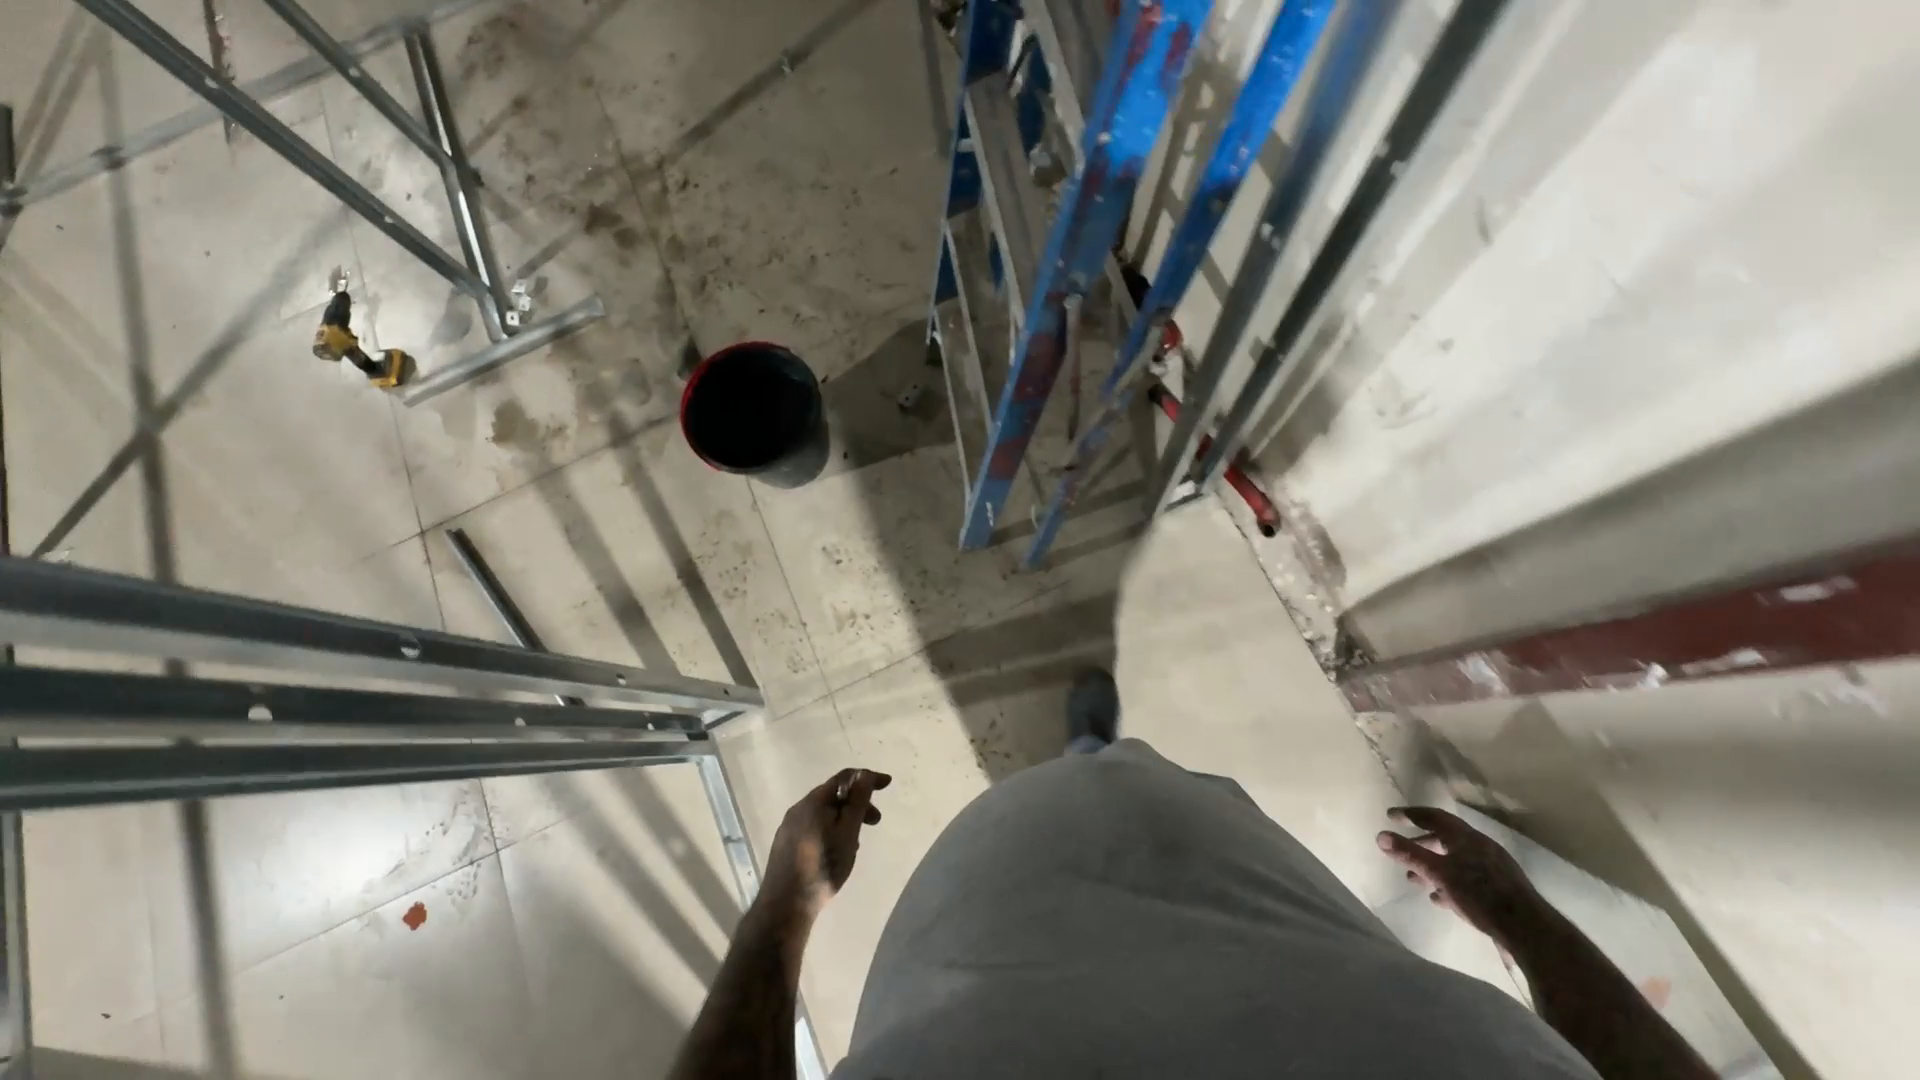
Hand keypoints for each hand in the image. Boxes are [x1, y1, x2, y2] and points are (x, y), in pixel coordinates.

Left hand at [760, 768, 891, 921]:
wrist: (786, 905)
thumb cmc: (823, 867)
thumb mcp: (848, 833)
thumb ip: (857, 802)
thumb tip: (864, 774)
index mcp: (813, 802)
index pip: (844, 778)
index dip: (867, 778)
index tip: (887, 784)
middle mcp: (798, 808)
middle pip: (833, 795)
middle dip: (858, 802)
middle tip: (875, 821)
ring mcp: (789, 826)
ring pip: (824, 813)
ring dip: (845, 818)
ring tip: (857, 841)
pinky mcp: (786, 844)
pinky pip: (815, 826)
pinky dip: (832, 829)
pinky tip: (837, 850)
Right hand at [1377, 806, 1542, 943]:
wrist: (1528, 930)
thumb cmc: (1480, 894)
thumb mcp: (1439, 873)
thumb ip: (1410, 854)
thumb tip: (1380, 835)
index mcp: (1467, 838)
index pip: (1435, 817)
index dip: (1411, 814)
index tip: (1390, 816)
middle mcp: (1481, 848)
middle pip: (1445, 839)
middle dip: (1421, 844)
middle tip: (1401, 850)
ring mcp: (1493, 868)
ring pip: (1456, 860)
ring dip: (1433, 867)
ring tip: (1414, 879)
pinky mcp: (1500, 889)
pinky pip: (1468, 879)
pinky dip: (1449, 882)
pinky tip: (1440, 898)